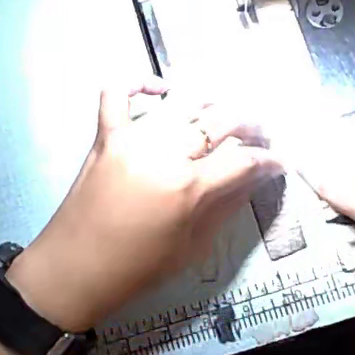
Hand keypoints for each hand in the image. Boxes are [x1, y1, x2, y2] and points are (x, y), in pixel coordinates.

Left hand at [8, 79, 281, 332]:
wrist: (74, 271)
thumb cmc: (139, 268)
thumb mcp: (194, 244)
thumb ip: (227, 204)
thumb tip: (254, 178)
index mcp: (188, 187)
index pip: (244, 160)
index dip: (269, 160)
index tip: (280, 162)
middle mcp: (163, 153)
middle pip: (220, 121)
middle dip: (251, 125)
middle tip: (261, 136)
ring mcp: (131, 139)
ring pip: (181, 102)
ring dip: (211, 103)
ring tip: (224, 114)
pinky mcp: (105, 136)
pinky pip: (117, 94)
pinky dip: (139, 83)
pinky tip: (161, 89)